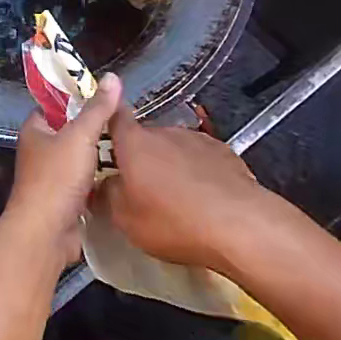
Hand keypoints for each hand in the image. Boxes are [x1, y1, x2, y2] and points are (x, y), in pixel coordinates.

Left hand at [2, 73, 120, 261]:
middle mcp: (39, 152)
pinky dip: (101, 180)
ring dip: (100, 156)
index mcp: (35, 130)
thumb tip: (113, 77)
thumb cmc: (57, 178)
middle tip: (123, 120)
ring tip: (128, 143)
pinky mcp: (64, 201)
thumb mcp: (81, 135)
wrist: (46, 234)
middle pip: (70, 132)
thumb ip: (98, 108)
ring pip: (80, 158)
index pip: (55, 104)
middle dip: (94, 128)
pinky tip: (122, 173)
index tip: (105, 96)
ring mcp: (51, 178)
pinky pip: (86, 183)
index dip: (77, 97)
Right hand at [96, 100, 283, 274]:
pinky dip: (195, 170)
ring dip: (169, 164)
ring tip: (174, 197)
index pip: (115, 116)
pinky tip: (202, 196)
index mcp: (135, 142)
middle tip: (139, 187)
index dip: (108, 121)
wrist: (238, 222)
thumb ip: (108, 196)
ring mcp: (196, 138)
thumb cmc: (173, 220)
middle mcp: (164, 131)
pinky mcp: (222, 150)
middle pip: (145, 138)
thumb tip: (102, 185)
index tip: (104, 134)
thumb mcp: (126, 219)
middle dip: (140, 157)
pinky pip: (198, 157)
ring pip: (173, 148)